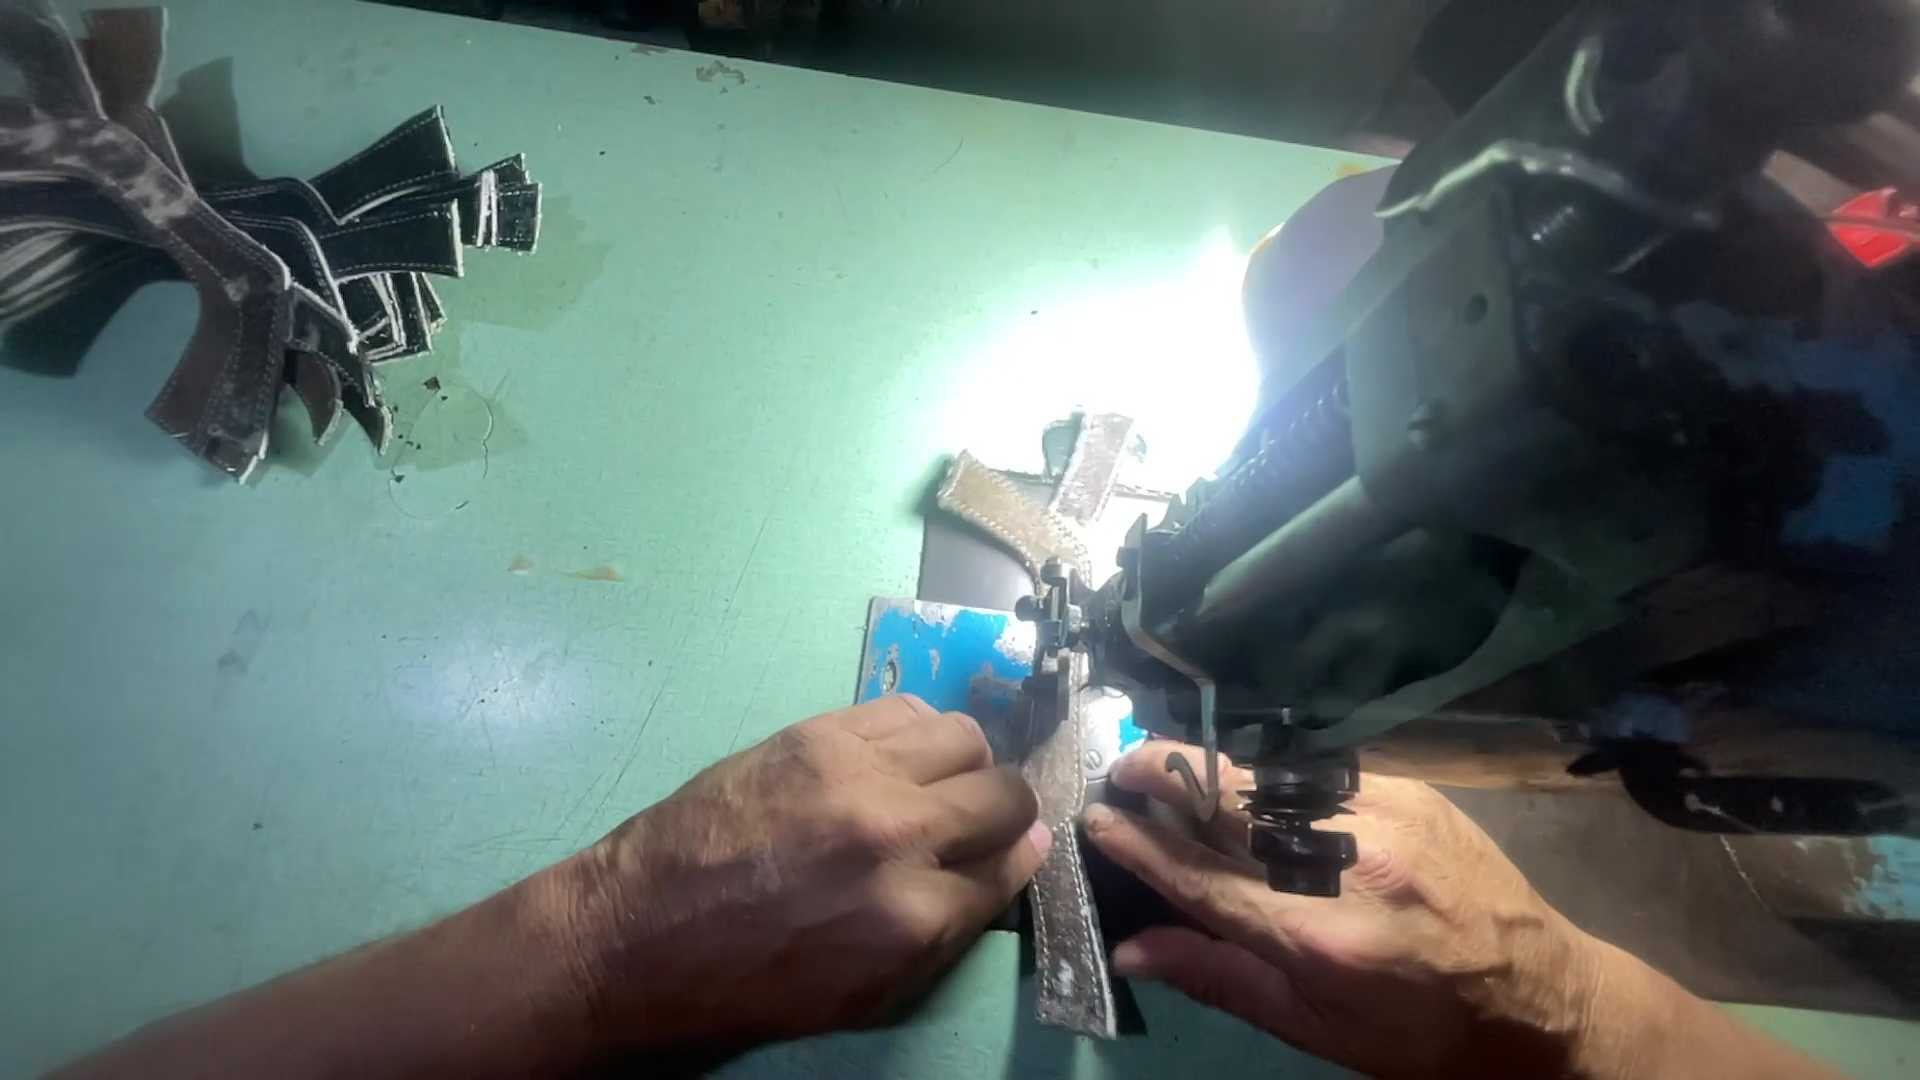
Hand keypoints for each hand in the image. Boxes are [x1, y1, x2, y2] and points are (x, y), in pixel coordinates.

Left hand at [569, 695, 1049, 1049]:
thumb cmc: (758, 978)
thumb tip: (1015, 856)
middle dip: (1007, 809)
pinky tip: (894, 756)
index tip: (1015, 845)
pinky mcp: (819, 731)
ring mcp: (859, 772)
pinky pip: (907, 708)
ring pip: (965, 736)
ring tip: (934, 781)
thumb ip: (953, 927)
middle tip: (979, 816)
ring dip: (966, 762)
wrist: (643, 930)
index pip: (1013, 863)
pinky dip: (917, 732)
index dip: (1020, 854)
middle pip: (1005, 794)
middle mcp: (900, 834)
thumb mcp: (871, 990)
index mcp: (915, 918)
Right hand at [1083, 744, 1599, 1078]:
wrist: (1549, 996)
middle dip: (1160, 773)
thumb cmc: (1419, 1030)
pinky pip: (1308, 770)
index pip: (1199, 877)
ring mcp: (1379, 813)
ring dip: (1201, 768)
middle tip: (1121, 769)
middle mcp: (1344, 864)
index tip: (1096, 816)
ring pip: (1258, 773)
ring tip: (1167, 771)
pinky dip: (1261, 776)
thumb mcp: (1316, 1026)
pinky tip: (1245, 786)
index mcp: (1318, 938)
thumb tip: (1128, 949)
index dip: (1138, 845)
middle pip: (1224, 799)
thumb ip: (1215, 976)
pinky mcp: (1404, 786)